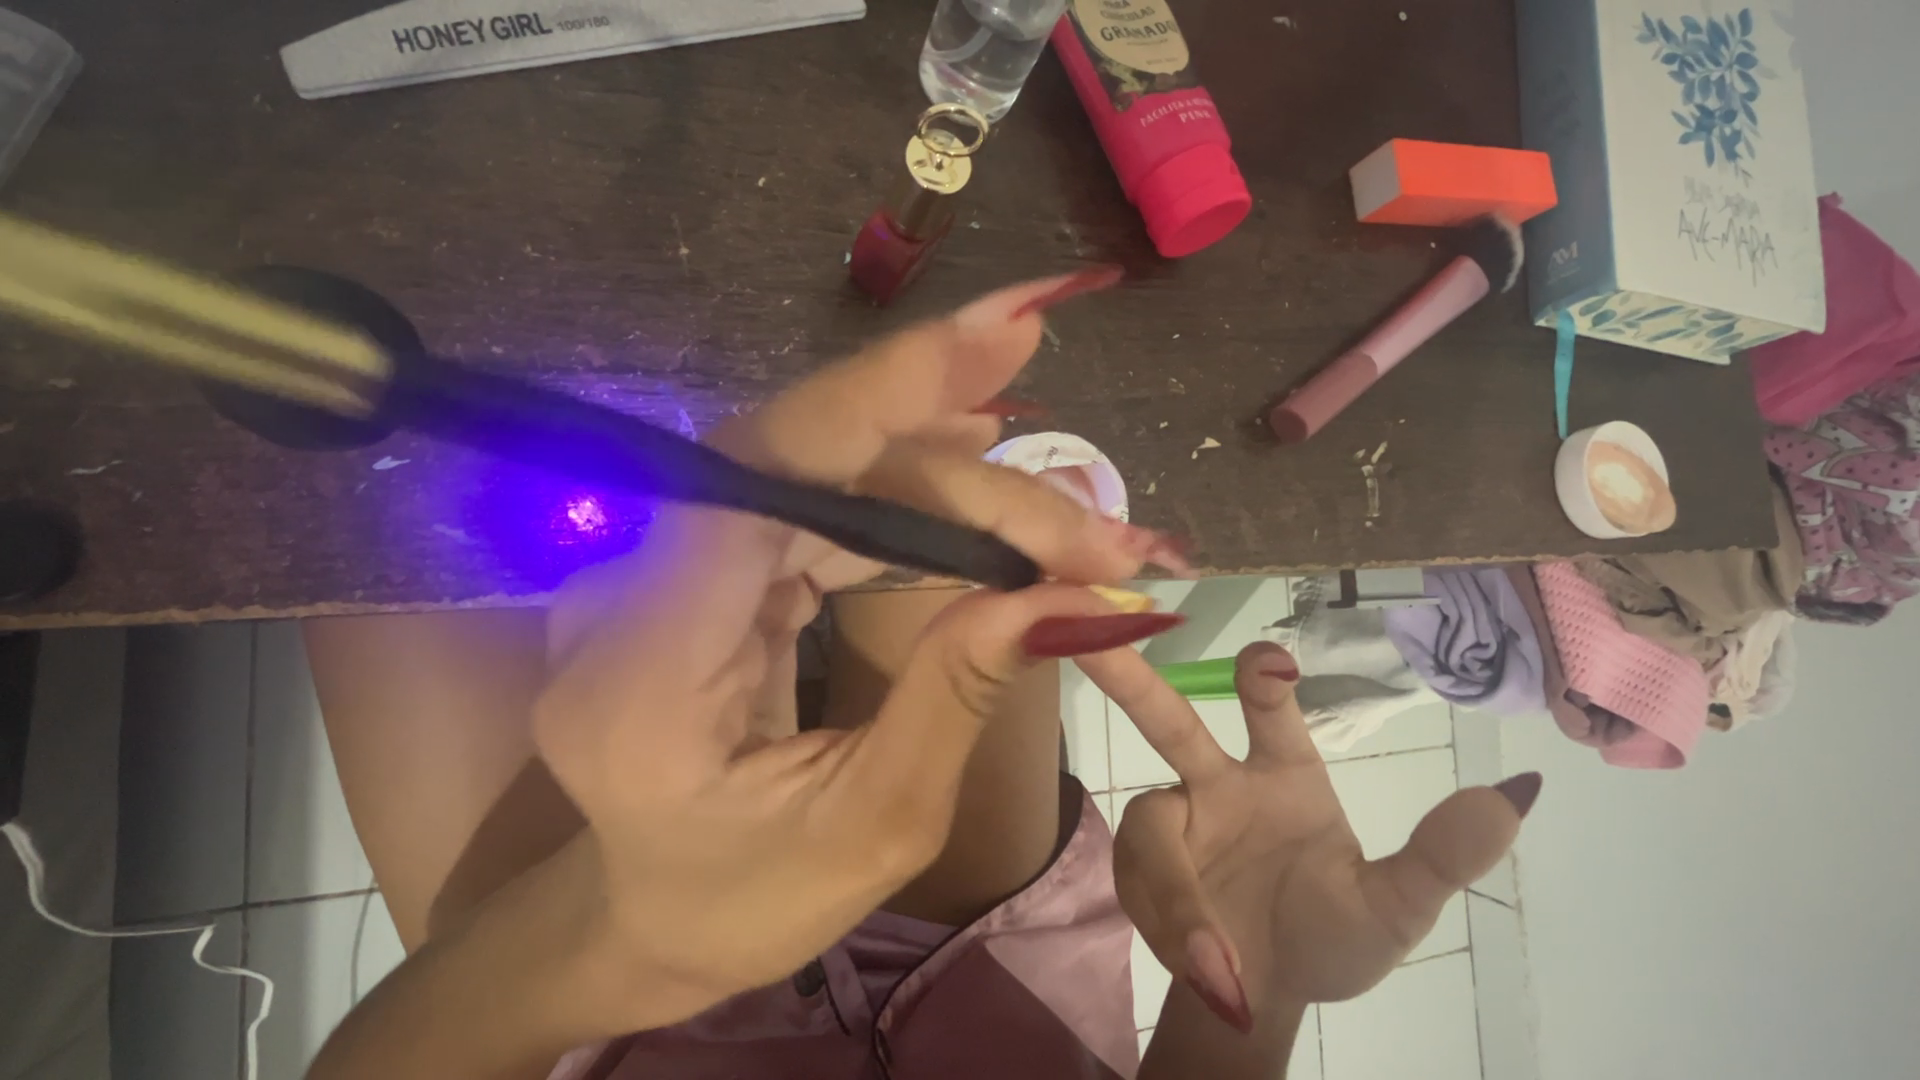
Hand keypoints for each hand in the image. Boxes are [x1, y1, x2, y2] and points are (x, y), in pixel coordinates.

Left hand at [530, 271, 1189, 1029]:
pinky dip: (908, 495)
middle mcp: (630, 595)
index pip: (757, 480)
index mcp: (645, 674)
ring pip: (824, 478)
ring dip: (954, 486)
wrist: (646, 915)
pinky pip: (814, 501)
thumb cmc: (746, 903)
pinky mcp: (703, 567)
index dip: (878, 394)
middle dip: (965, 482)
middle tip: (1093, 525)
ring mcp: (659, 571)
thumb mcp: (874, 825)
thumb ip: (957, 696)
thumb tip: (1069, 596)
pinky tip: (982, 474)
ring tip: (1069, 515)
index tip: (998, 335)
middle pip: (813, 472)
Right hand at [1078, 641, 1537, 1031]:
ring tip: (1217, 965)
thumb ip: (1439, 856)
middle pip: (1166, 720)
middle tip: (1088, 645)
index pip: (1269, 711)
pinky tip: (1206, 968)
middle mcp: (1215, 783)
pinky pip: (1139, 882)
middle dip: (1128, 679)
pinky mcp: (1138, 867)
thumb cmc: (1331, 936)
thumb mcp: (1392, 908)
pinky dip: (1169, 925)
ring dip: (1176, 893)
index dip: (1264, 680)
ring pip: (1150, 830)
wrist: (1262, 996)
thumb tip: (1516, 794)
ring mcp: (1171, 823)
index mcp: (1281, 776)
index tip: (1264, 657)